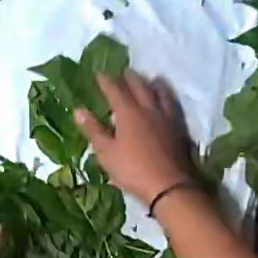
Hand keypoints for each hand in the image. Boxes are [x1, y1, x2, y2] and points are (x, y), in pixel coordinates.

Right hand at [76, 70, 196, 206]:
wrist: (169, 185)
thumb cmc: (132, 169)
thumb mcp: (106, 152)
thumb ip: (93, 130)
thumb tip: (78, 110)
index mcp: (128, 113)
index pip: (115, 91)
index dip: (106, 81)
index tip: (99, 73)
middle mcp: (148, 109)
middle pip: (139, 87)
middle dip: (130, 78)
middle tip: (124, 71)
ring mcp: (166, 117)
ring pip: (160, 93)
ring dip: (153, 84)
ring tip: (151, 79)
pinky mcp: (179, 128)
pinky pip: (172, 105)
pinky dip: (167, 97)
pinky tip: (167, 101)